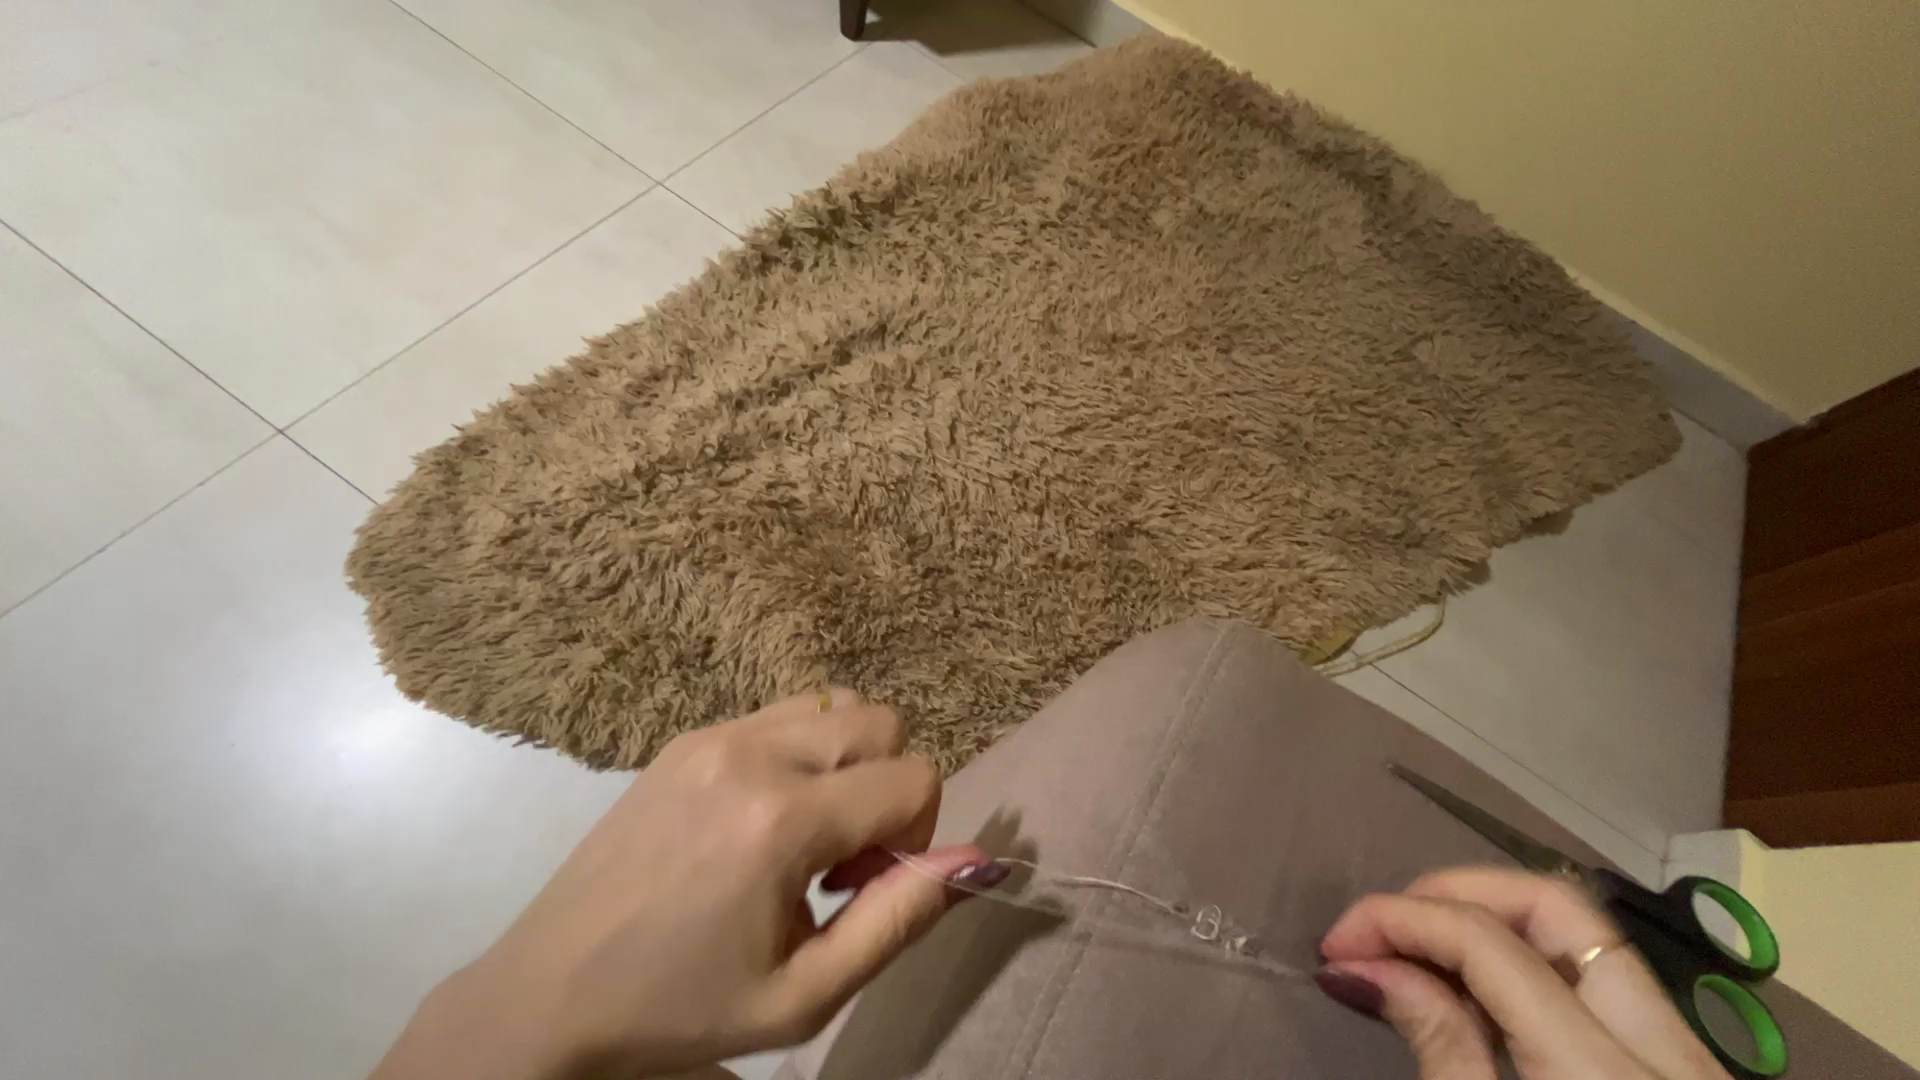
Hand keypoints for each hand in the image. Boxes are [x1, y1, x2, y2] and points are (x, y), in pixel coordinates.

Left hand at [371, 690, 997, 1079]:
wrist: (548, 994)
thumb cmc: (683, 1009)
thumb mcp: (807, 994)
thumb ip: (901, 918)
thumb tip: (980, 861)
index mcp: (783, 820)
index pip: (915, 776)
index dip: (918, 832)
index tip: (869, 881)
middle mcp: (754, 753)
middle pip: (882, 722)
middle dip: (888, 787)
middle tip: (840, 858)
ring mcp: (715, 732)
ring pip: (837, 705)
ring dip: (847, 763)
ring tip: (803, 832)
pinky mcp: (688, 734)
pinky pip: (785, 713)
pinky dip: (805, 751)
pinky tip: (763, 814)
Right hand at [1316, 867, 1733, 1079]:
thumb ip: (1438, 1045)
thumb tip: (1360, 965)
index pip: (1490, 944)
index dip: (1398, 919)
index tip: (1335, 947)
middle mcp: (1673, 1054)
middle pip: (1557, 904)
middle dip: (1452, 893)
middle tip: (1385, 929)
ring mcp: (1693, 1061)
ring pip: (1581, 931)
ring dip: (1484, 917)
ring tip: (1417, 951)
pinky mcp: (1685, 1072)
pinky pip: (1592, 976)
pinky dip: (1518, 957)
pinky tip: (1469, 988)